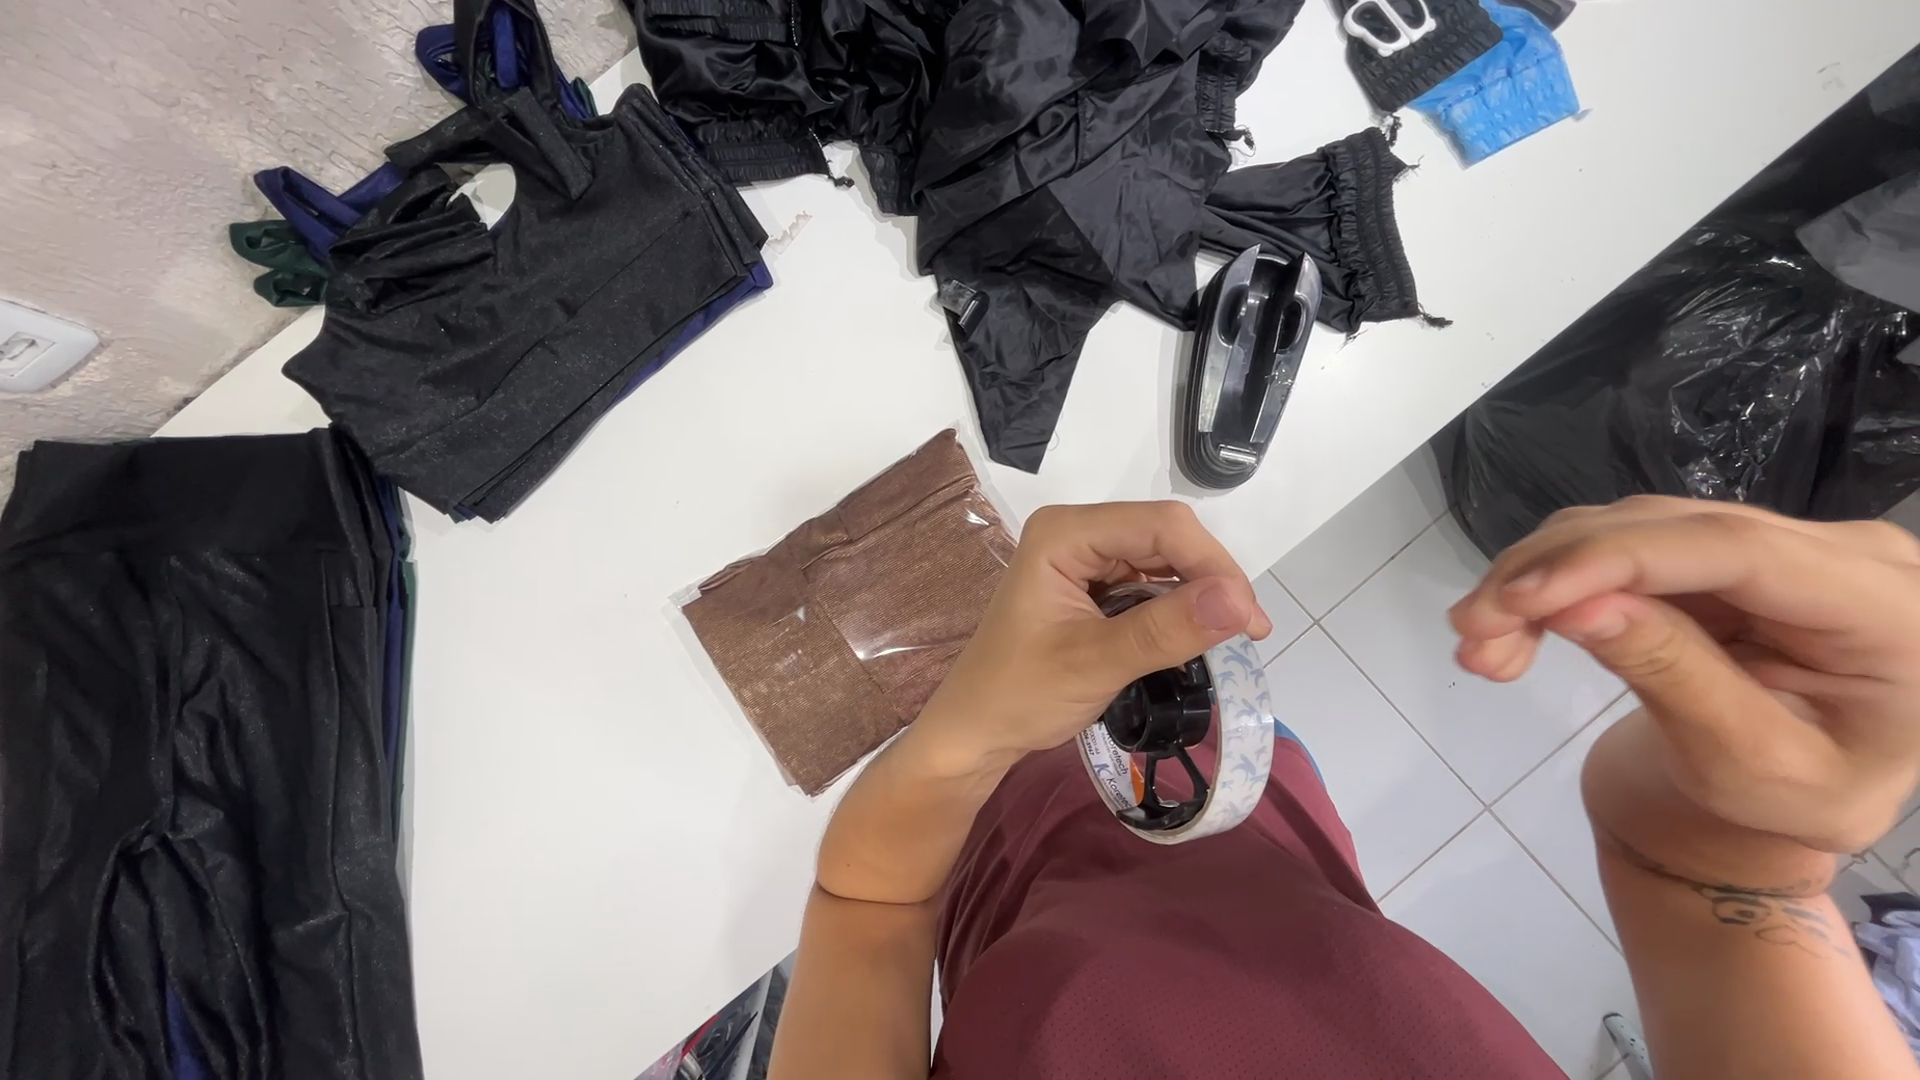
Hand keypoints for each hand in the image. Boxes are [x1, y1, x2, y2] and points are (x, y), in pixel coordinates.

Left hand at [913, 502, 1270, 771]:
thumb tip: (1240, 603)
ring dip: (1200, 594)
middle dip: (1211, 579)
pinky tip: (1199, 633)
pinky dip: (1178, 606)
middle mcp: (1076, 532)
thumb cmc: (1020, 695)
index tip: (1247, 619)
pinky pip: (1150, 582)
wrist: (977, 730)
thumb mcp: (1096, 663)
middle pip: (1166, 536)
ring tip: (1233, 636)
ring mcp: (1084, 557)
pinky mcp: (1093, 584)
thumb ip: (1165, 630)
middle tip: (1248, 632)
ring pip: (1164, 559)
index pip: (1160, 526)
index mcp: (1064, 533)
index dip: (1212, 564)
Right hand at [1449, 496, 1919, 890]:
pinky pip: (1602, 546)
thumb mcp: (1746, 766)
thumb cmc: (1775, 810)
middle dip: (1547, 574)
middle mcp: (1836, 555)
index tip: (1512, 600)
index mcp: (1893, 612)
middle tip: (1467, 633)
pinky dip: (1541, 584)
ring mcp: (1765, 547)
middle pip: (1660, 529)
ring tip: (1479, 647)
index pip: (1733, 549)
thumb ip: (1675, 679)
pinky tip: (1507, 628)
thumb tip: (1578, 607)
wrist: (1759, 805)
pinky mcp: (1702, 555)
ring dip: (1530, 580)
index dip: (1610, 560)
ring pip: (1614, 529)